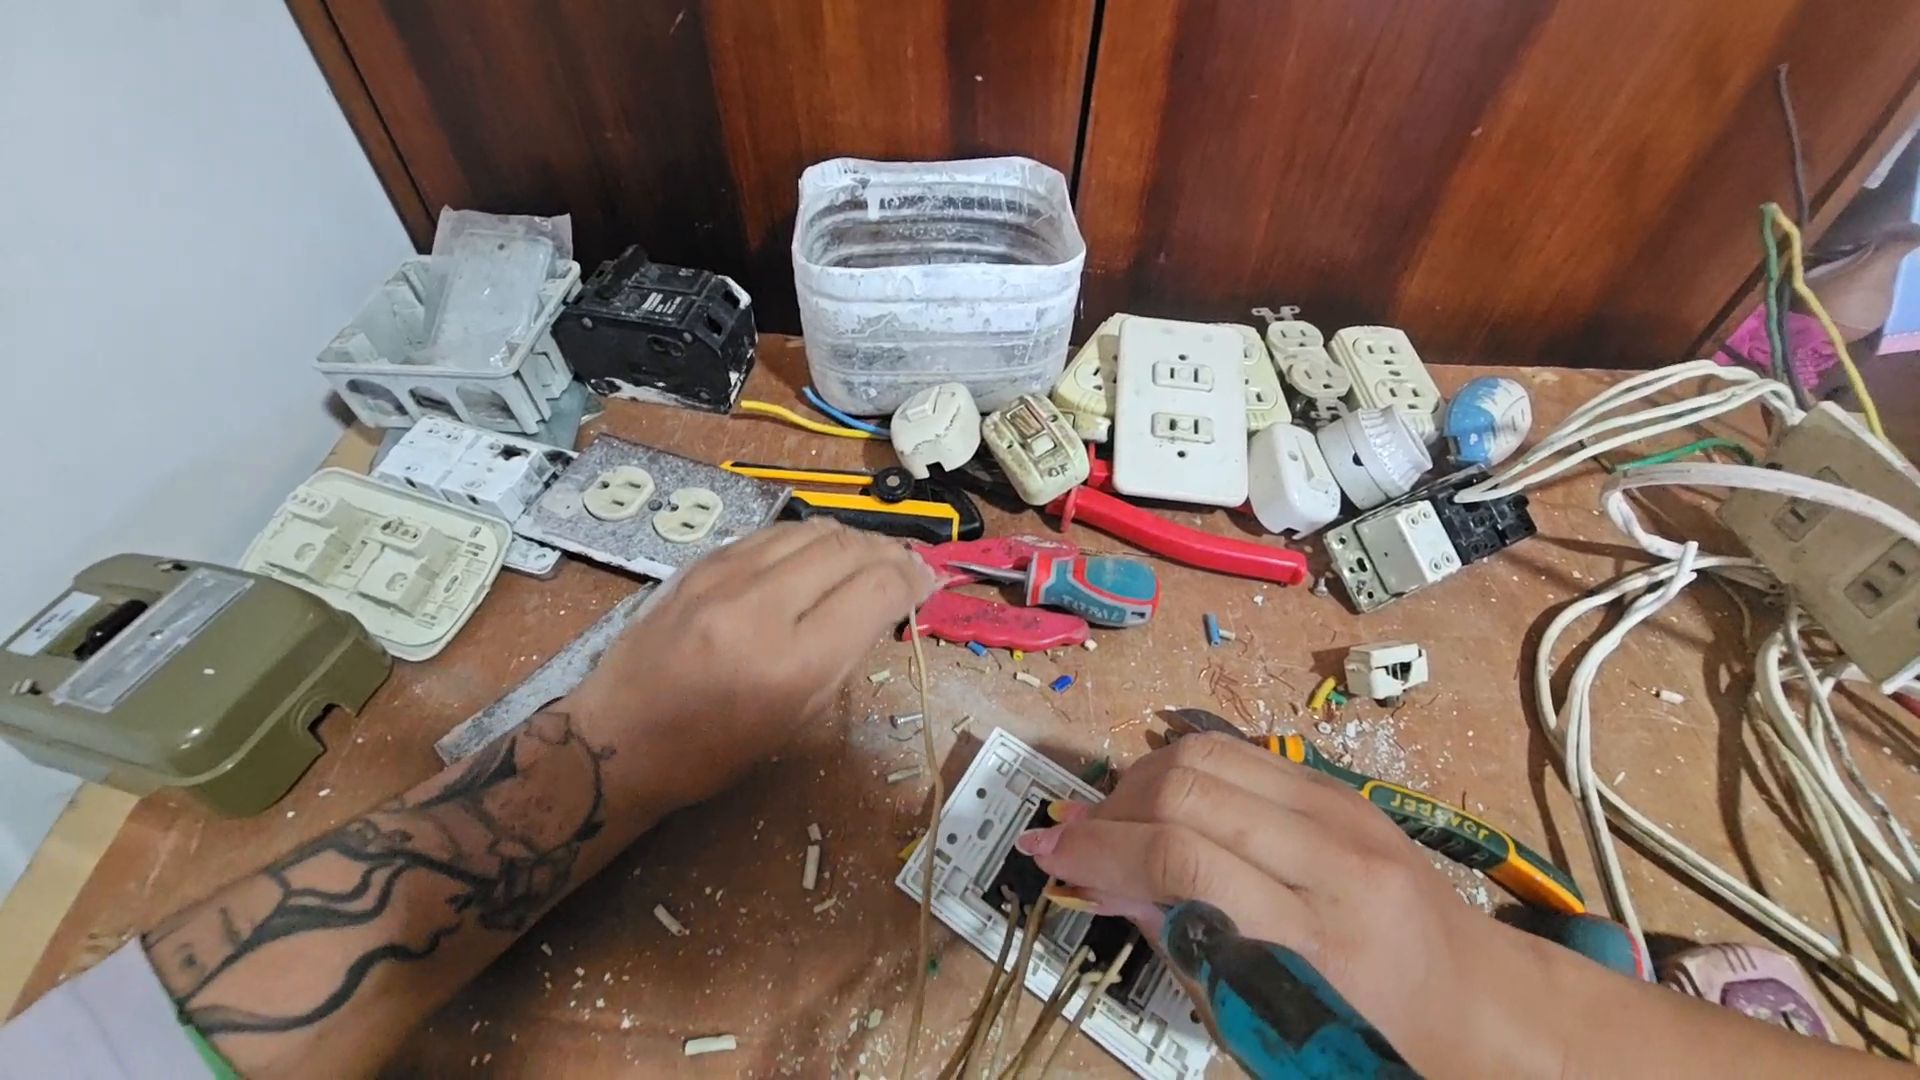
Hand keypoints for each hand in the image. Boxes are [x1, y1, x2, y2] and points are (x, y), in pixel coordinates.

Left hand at [564, 519, 935, 813]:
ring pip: (813, 529)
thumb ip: (844, 654)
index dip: (913, 579)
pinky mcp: (703, 562)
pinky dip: (811, 539)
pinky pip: (775, 533)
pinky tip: (819, 555)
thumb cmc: (714, 749)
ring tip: (870, 557)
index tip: (927, 582)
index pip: (876, 591)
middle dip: (891, 552)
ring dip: (854, 539)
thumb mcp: (797, 718)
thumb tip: (886, 603)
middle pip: (848, 548)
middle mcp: (760, 606)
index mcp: (791, 662)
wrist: (618, 736)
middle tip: (908, 566)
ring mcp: (725, 576)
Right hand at [1011, 734, 1561, 1076]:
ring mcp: (1339, 807)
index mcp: (1321, 939)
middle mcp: (1332, 855)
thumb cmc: (1372, 1038)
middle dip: (1111, 809)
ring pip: (1204, 753)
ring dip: (1137, 779)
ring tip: (1115, 819)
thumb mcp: (1268, 1026)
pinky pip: (1233, 750)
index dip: (1102, 850)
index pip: (1185, 861)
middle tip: (1078, 839)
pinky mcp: (1334, 784)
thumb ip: (1180, 945)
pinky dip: (1177, 766)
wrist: (1478, 995)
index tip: (1048, 852)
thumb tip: (1101, 881)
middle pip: (1188, 789)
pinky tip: (1160, 798)